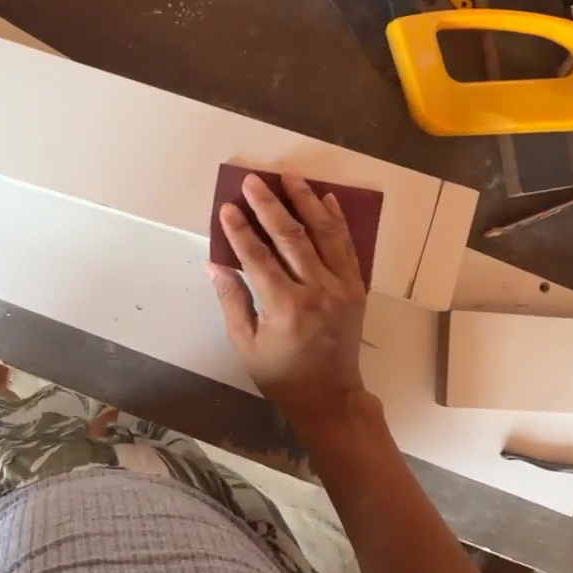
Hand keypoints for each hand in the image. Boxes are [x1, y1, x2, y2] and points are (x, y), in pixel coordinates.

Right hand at [207, 173, 369, 426]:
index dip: (240, 230)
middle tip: (253, 181)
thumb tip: (216, 264)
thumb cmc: (281, 374)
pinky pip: (347, 246)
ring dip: (305, 201)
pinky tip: (325, 199)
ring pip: (323, 233)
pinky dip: (336, 220)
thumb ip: (232, 301)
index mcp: (285, 307)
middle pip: (290, 237)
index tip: (227, 207)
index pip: (258, 257)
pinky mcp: (357, 287)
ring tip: (290, 177)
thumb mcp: (246, 344)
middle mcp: (317, 291)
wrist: (330, 395)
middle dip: (269, 205)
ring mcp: (342, 287)